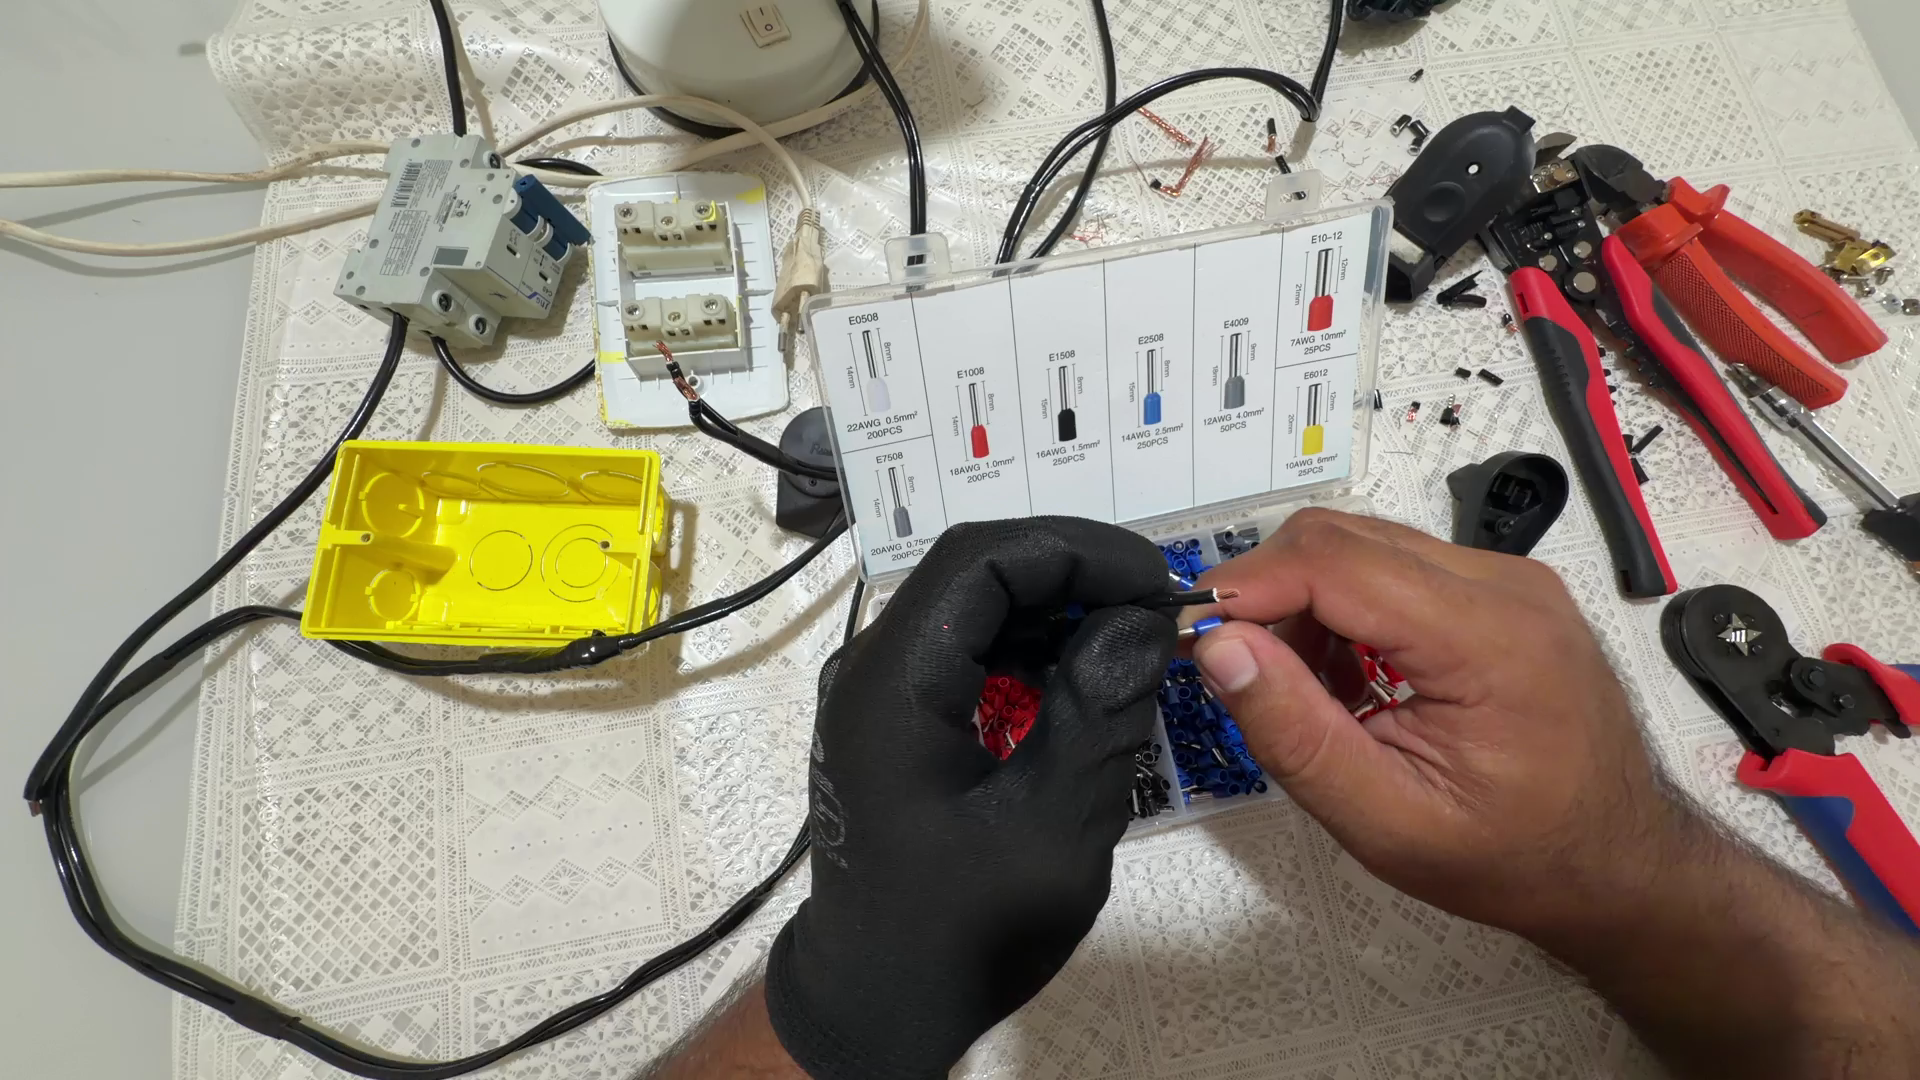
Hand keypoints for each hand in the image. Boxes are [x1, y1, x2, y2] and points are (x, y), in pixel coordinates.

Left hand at [766, 518, 1176, 1078]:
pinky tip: (1077, 672)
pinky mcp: (897, 707)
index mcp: (893, 683)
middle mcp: (873, 664)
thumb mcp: (1051, 829)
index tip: (1155, 579)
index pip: (981, 561)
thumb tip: (1141, 618)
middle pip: (975, 571)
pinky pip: (966, 645)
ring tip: (1127, 633)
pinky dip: (1028, 644)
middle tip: (1152, 603)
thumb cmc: (960, 931)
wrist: (874, 997)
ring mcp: (880, 683)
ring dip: (1054, 605)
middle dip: (1071, 572)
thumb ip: (1098, 712)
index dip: (1076, 551)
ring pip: (973, 602)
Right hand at [1189, 508, 1680, 937]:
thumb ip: (1294, 733)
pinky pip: (1380, 563)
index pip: (1334, 563)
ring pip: (1352, 543)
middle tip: (1235, 664)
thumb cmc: (1509, 858)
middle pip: (1337, 538)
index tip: (1193, 634)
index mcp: (1488, 638)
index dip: (1246, 585)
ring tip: (1300, 682)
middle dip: (1264, 590)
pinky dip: (1331, 604)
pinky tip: (1342, 670)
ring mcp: (1499, 577)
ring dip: (1296, 599)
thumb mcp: (1385, 822)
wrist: (1621, 866)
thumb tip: (1217, 645)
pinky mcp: (1489, 586)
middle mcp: (1499, 582)